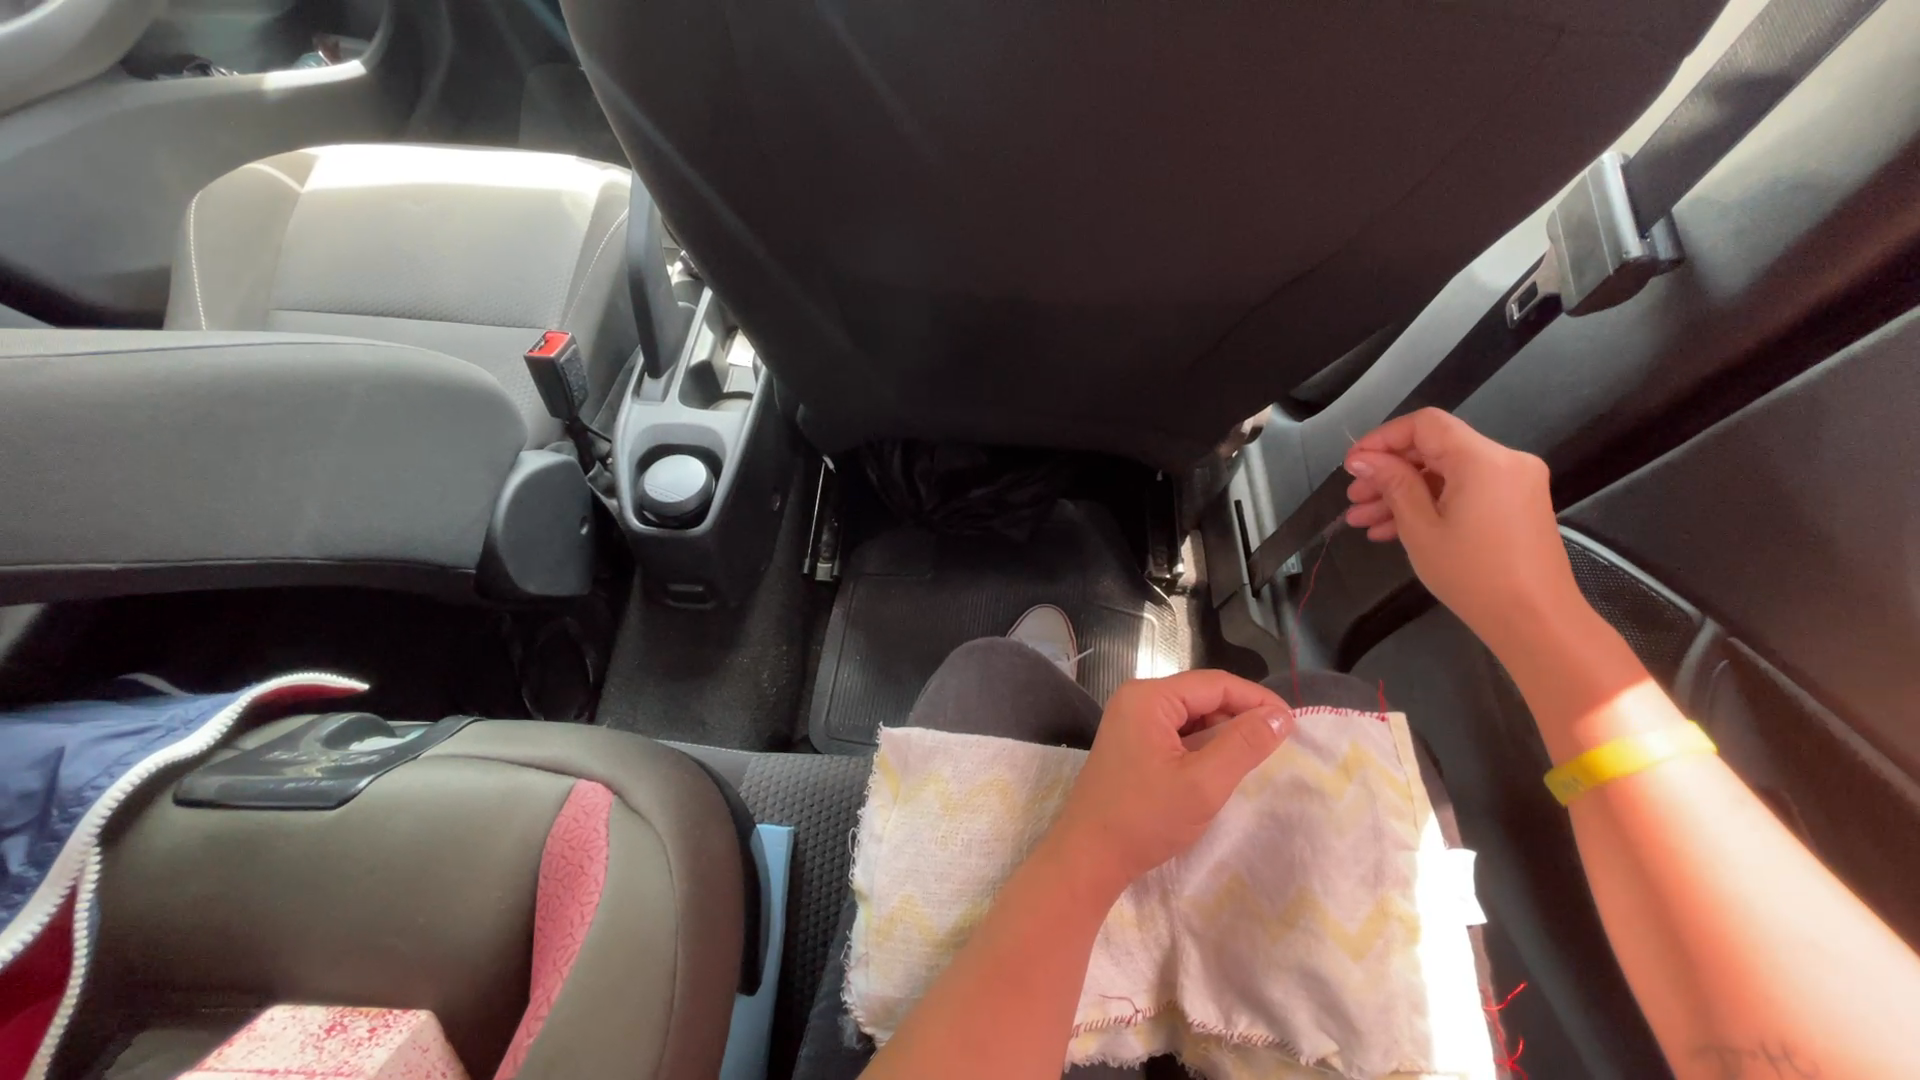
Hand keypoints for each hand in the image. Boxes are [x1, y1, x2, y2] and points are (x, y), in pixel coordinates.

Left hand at [1046, 671, 1293, 896]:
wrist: (1089, 856)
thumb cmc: (1145, 819)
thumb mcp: (1203, 783)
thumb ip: (1244, 745)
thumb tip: (1281, 717)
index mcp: (1148, 698)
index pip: (1215, 684)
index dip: (1256, 700)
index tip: (1293, 724)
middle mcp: (1136, 699)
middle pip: (1202, 695)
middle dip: (1240, 715)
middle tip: (1277, 743)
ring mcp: (1130, 721)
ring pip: (1191, 714)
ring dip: (1222, 732)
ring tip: (1252, 757)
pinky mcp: (1131, 743)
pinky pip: (1176, 732)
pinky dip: (1202, 745)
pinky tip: (1220, 766)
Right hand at [1343, 408, 1583, 650]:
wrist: (1535, 620)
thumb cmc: (1472, 574)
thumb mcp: (1420, 529)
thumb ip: (1392, 484)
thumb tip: (1362, 459)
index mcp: (1482, 460)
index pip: (1425, 425)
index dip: (1382, 439)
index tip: (1352, 464)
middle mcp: (1503, 461)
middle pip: (1434, 449)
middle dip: (1389, 471)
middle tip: (1354, 497)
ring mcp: (1513, 482)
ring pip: (1445, 473)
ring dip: (1403, 492)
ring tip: (1362, 520)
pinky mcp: (1514, 504)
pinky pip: (1463, 491)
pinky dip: (1429, 503)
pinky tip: (1392, 529)